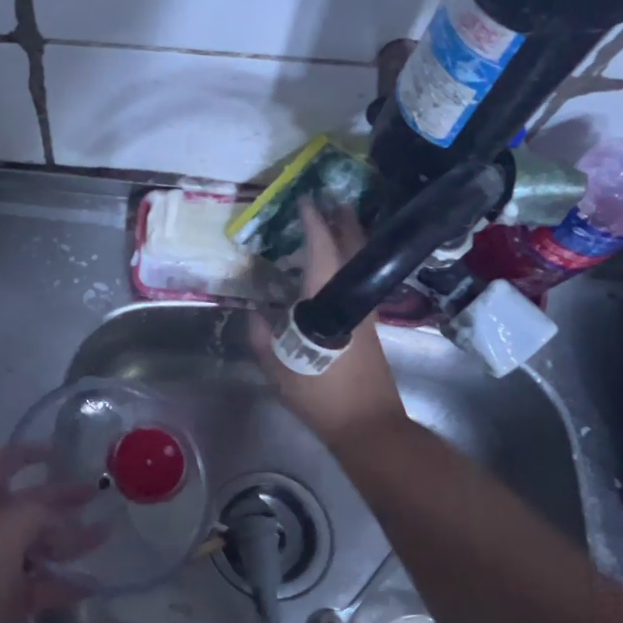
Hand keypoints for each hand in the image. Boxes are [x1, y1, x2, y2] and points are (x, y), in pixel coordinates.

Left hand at [0, 448, 91, 622]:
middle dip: (58, 497)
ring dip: (69, 540)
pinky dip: (64, 584)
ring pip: (37, 546)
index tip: (56, 450)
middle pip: (25, 505)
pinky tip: (92, 584)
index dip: (22, 453)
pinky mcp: (7, 601)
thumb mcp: (3, 535)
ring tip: (104, 535)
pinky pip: (42, 586)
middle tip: (95, 494)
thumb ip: (36, 513)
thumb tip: (60, 512)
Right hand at [250, 201, 408, 446]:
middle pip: (352, 250)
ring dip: (348, 240)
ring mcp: (364, 312)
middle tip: (331, 198)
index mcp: (328, 302)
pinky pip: (356, 281)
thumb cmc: (320, 393)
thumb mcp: (278, 366)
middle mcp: (352, 299)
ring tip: (334, 223)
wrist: (367, 424)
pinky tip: (332, 269)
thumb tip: (253, 312)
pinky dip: (347, 263)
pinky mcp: (368, 327)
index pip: (322, 250)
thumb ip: (262, 336)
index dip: (314, 222)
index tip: (305, 199)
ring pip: (359, 264)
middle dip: (343, 221)